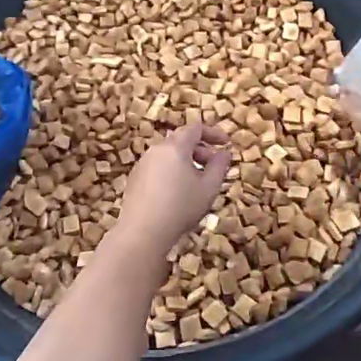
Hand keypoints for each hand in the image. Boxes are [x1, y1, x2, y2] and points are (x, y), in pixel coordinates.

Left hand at [112, 124, 231, 254]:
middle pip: (181, 140)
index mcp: (176, 147)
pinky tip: (177, 192)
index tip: (226, 143)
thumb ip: (219, 167)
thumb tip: (225, 152)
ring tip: (196, 181)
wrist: (142, 232)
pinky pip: (157, 167)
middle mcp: (157, 150)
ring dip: (186, 161)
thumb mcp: (208, 188)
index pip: (195, 128)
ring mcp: (143, 164)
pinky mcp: (134, 179)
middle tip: (213, 165)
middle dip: (200, 149)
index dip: (213, 133)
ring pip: (168, 154)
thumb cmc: (181, 207)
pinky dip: (171, 170)